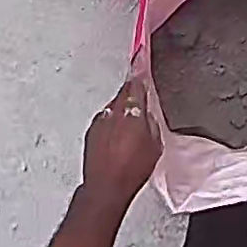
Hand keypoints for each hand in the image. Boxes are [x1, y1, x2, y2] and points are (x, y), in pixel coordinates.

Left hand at [80, 76, 162, 207]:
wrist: (106, 187)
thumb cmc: (132, 169)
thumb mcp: (155, 144)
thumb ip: (151, 122)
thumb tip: (147, 113)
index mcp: (132, 110)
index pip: (136, 82)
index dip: (140, 71)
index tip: (140, 59)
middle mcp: (113, 111)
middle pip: (124, 93)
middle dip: (131, 94)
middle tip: (140, 102)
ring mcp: (100, 121)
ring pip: (113, 107)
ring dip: (121, 111)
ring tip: (129, 129)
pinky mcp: (91, 132)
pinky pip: (104, 120)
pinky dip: (110, 123)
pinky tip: (117, 139)